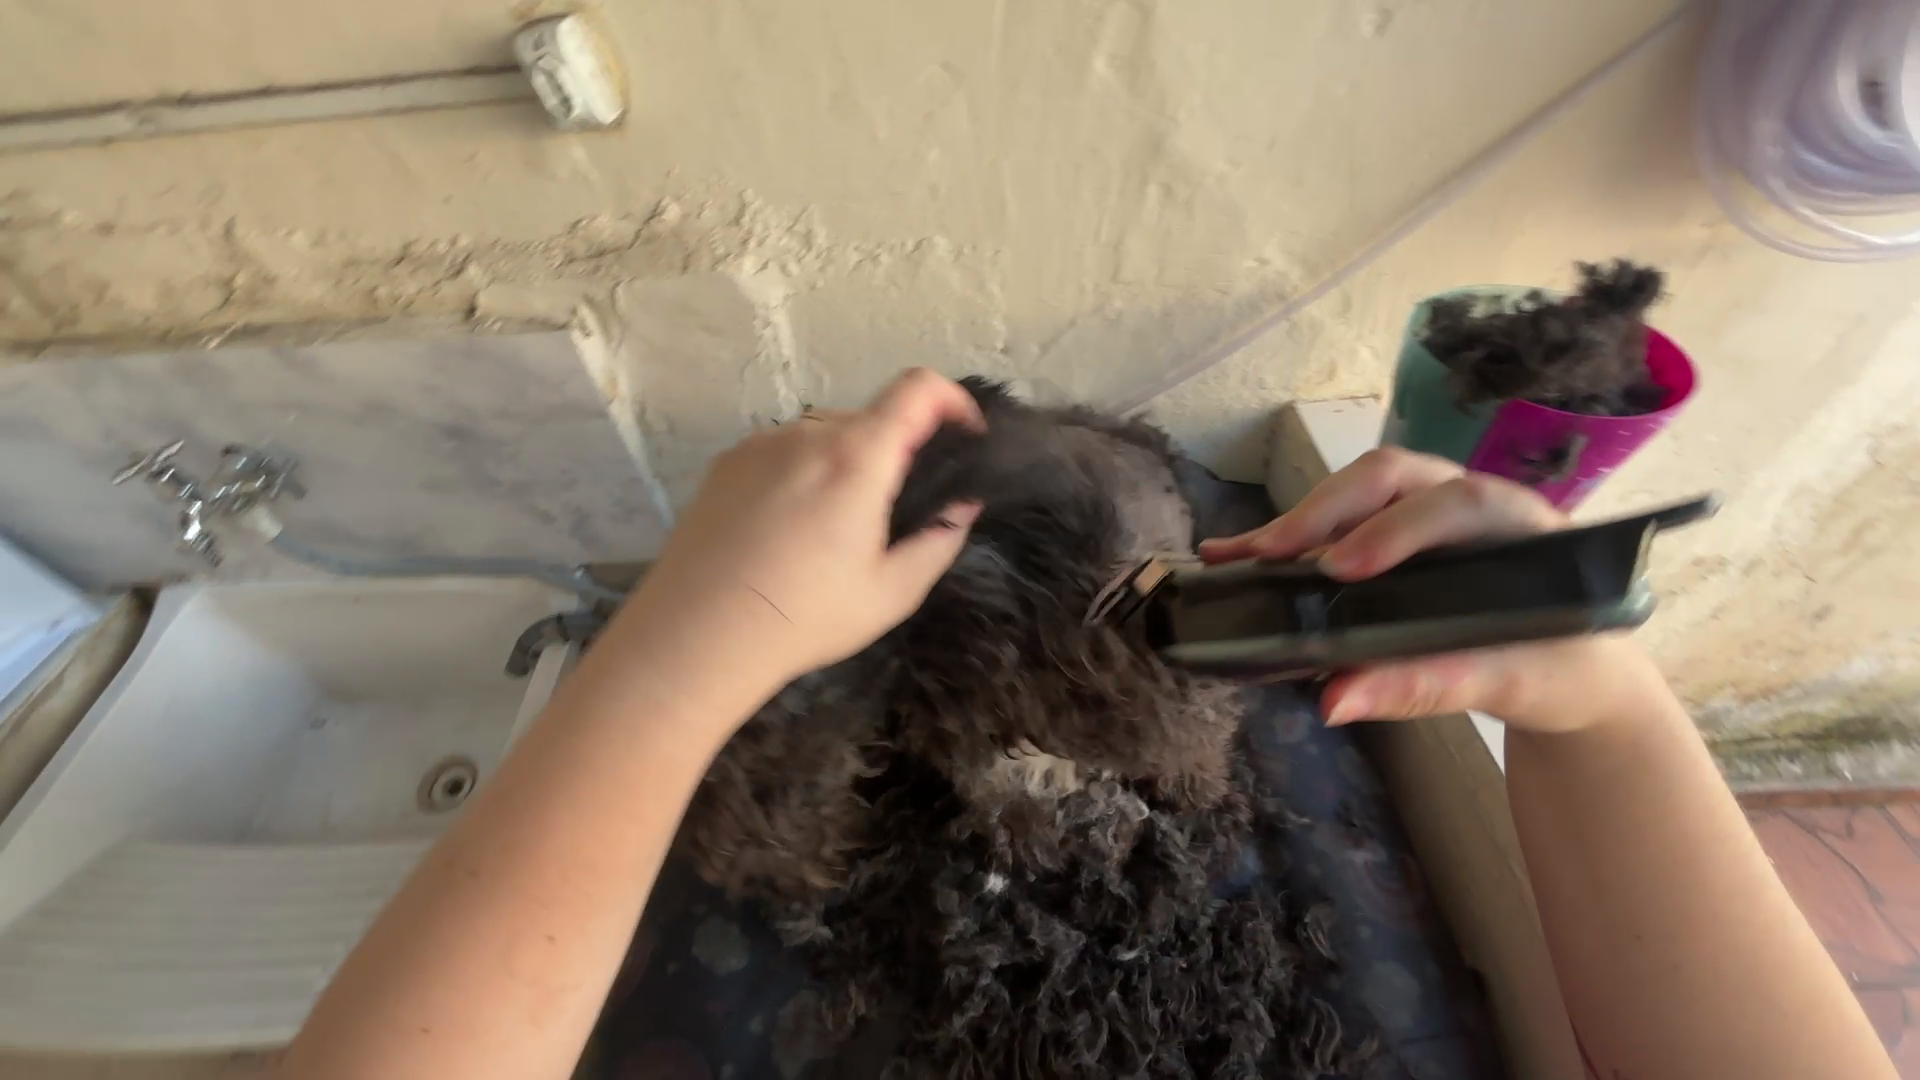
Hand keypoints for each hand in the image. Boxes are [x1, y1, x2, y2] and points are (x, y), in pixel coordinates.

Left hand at [617, 368, 984, 696]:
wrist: (696, 636)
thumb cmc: (805, 617)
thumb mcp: (892, 592)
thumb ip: (940, 539)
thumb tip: (963, 504)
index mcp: (856, 458)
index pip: (918, 389)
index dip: (954, 400)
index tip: (965, 436)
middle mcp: (807, 434)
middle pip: (872, 418)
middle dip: (898, 452)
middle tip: (895, 511)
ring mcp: (761, 443)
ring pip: (827, 435)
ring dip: (849, 463)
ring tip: (834, 527)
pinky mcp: (727, 461)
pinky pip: (785, 450)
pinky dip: (806, 471)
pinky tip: (789, 526)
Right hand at [1199, 447, 1670, 732]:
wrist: (1570, 670)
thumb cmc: (1562, 669)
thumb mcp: (1514, 684)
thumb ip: (1430, 687)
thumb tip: (1332, 701)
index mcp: (1518, 524)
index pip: (1454, 504)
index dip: (1393, 529)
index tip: (1338, 570)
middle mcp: (1464, 503)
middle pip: (1386, 479)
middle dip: (1322, 511)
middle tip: (1270, 553)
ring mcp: (1418, 517)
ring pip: (1348, 497)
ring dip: (1290, 523)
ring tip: (1234, 556)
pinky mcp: (1384, 539)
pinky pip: (1330, 527)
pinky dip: (1281, 539)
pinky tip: (1234, 554)